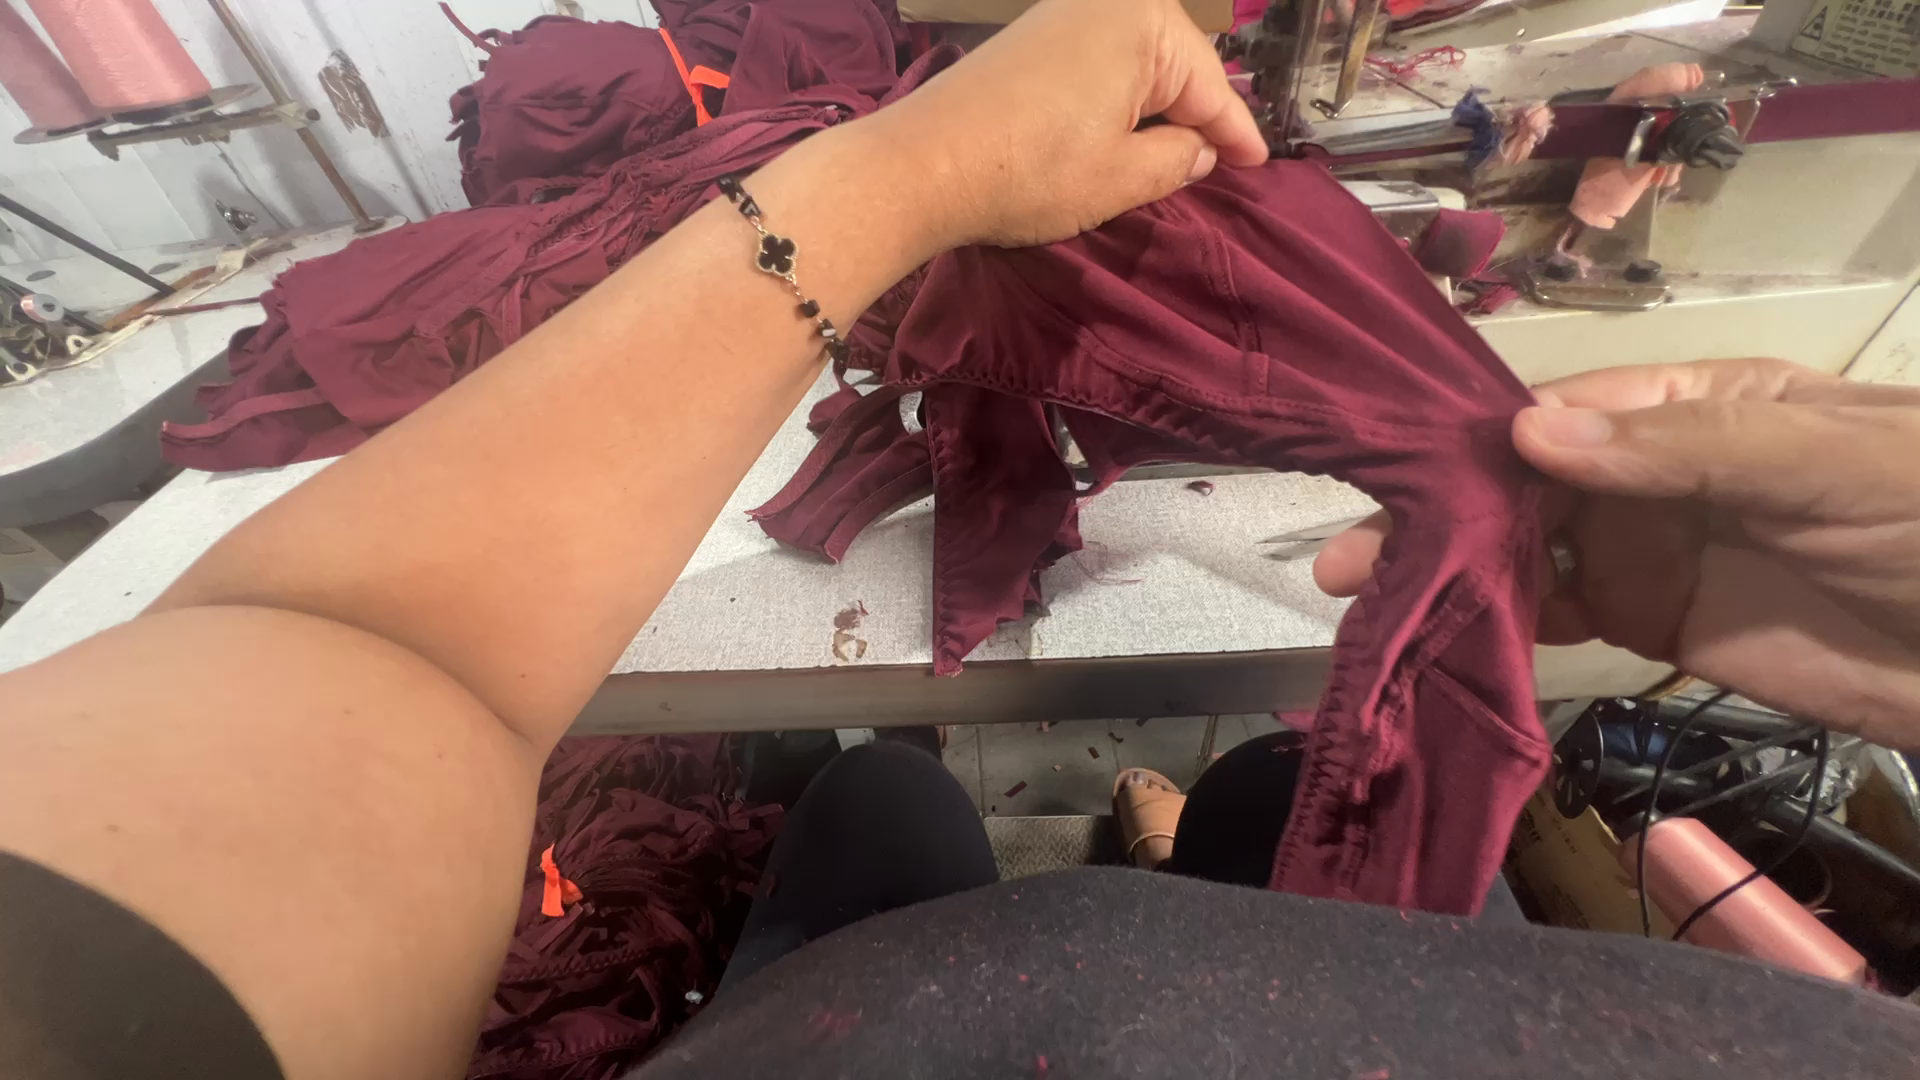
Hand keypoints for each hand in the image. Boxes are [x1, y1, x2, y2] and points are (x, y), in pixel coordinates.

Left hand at [868, 0, 1267, 248]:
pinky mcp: (1027, 43)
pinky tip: (1117, 132)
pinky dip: (1114, 104)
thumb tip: (1199, 149)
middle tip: (1219, 160)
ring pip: (1132, 68)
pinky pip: (1094, 70)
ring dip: (1153, 111)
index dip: (1236, 133)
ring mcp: (1060, 16)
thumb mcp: (1119, 178)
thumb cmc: (1032, 173)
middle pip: (1173, 66)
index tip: (1259, 163)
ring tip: (1173, 151)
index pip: (1209, 86)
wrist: (925, 166)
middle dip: (1196, 116)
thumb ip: (1175, 161)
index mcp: (1145, 23)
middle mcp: (1106, 3)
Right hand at [1314, 358, 1919, 751]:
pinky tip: (1433, 630)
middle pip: (1508, 489)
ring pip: (1510, 551)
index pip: (1550, 415)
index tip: (1388, 474)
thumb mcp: (1834, 463)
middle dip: (1426, 520)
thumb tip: (1528, 433)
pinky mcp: (1631, 615)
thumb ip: (1682, 447)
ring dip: (1439, 572)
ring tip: (1361, 595)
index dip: (1467, 443)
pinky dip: (1487, 622)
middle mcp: (1635, 474)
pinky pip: (1542, 612)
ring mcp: (1627, 546)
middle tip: (1344, 559)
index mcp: (1677, 408)